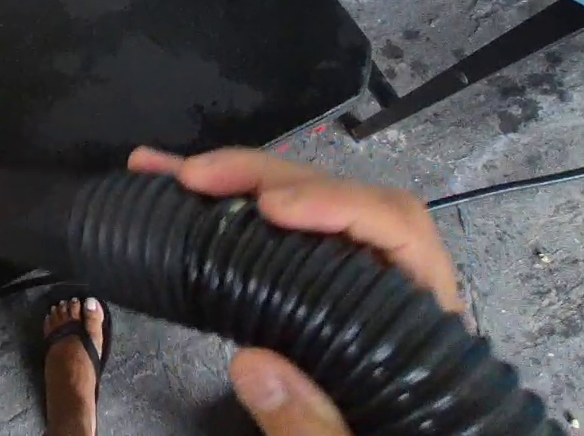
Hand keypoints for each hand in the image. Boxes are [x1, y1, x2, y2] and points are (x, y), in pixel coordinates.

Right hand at [128, 147, 462, 435]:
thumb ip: (319, 425)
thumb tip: (251, 365)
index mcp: (416, 320)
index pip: (394, 226)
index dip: (332, 202)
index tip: (270, 207)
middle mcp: (380, 282)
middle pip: (328, 195)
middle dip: (255, 176)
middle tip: (192, 177)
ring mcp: (338, 277)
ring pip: (290, 201)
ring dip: (227, 180)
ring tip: (168, 173)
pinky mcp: (300, 282)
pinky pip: (262, 228)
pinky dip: (216, 204)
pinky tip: (173, 190)